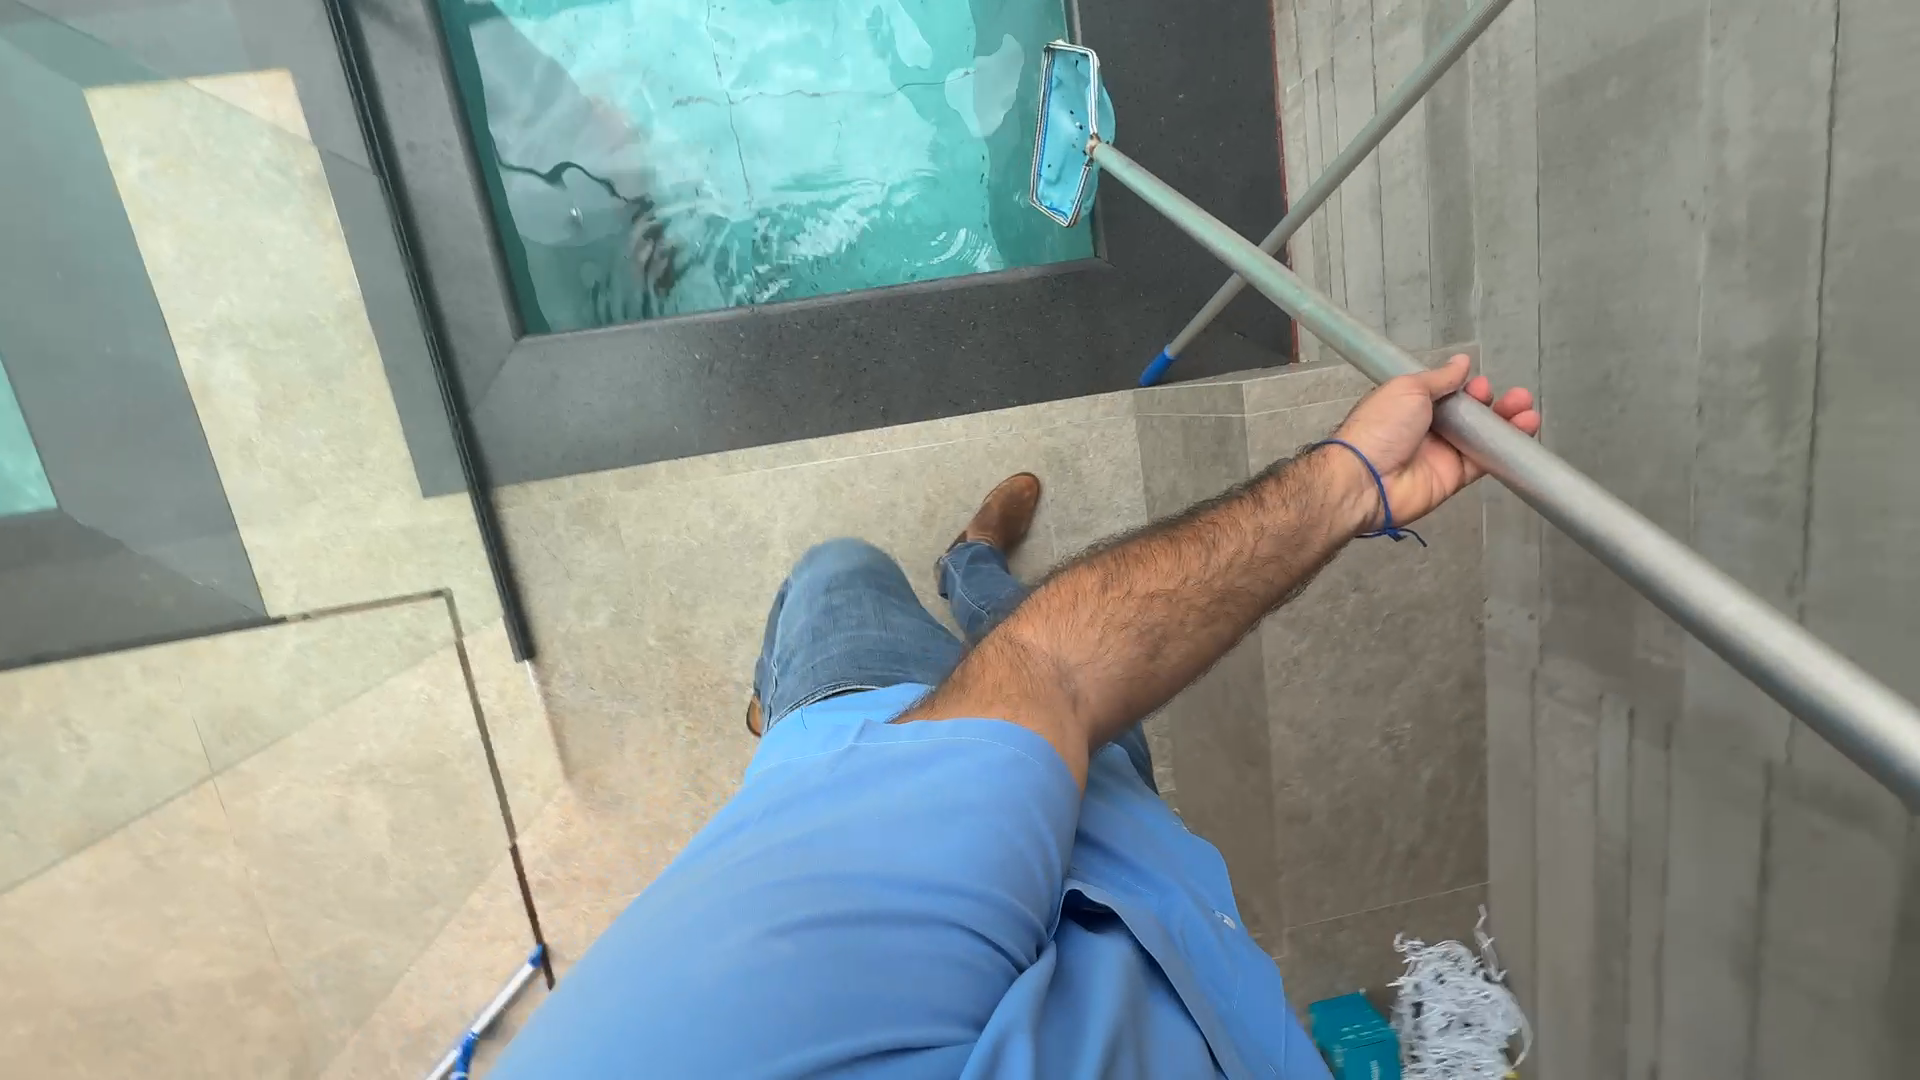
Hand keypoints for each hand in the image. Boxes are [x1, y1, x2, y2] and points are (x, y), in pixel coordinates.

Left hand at [1327, 354, 1540, 532]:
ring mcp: (1439, 454)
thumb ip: (1438, 378)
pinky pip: (1485, 460)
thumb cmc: (1380, 427)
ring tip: (1525, 408)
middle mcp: (1424, 429)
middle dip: (1491, 402)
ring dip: (1506, 420)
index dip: (1466, 388)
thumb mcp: (1407, 389)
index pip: (1445, 394)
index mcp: (1407, 406)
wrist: (1366, 478)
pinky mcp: (1452, 477)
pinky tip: (1526, 429)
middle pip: (1467, 414)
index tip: (1478, 383)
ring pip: (1481, 436)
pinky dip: (1507, 446)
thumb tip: (1460, 362)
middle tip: (1510, 397)